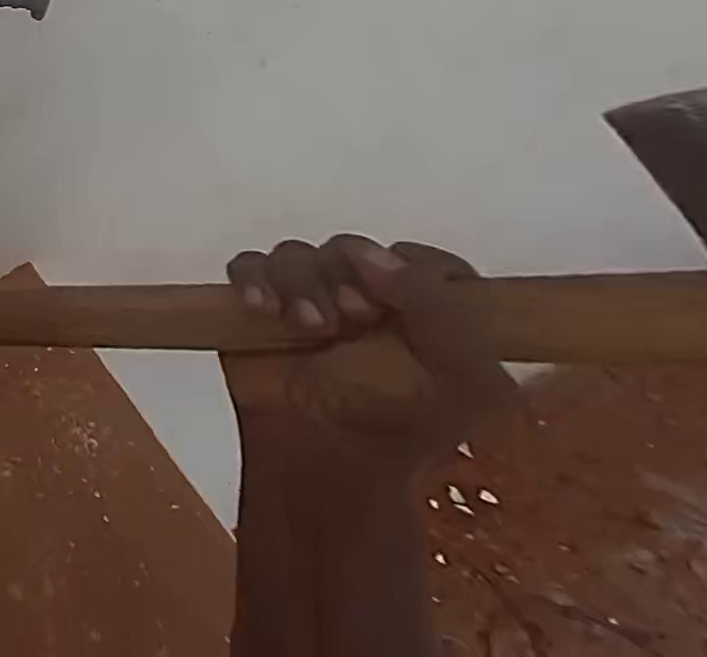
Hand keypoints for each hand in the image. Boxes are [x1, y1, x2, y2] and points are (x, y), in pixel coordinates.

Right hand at [222, 234, 518, 475]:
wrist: (318, 457)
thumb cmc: (395, 421)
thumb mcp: (459, 379)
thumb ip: (439, 308)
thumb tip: (371, 254)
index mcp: (423, 309)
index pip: (416, 257)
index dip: (400, 266)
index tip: (387, 304)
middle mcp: (364, 295)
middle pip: (346, 248)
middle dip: (340, 278)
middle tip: (343, 322)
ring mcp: (305, 296)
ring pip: (293, 254)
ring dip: (297, 283)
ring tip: (305, 327)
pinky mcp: (257, 302)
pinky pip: (246, 266)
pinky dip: (251, 278)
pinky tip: (259, 308)